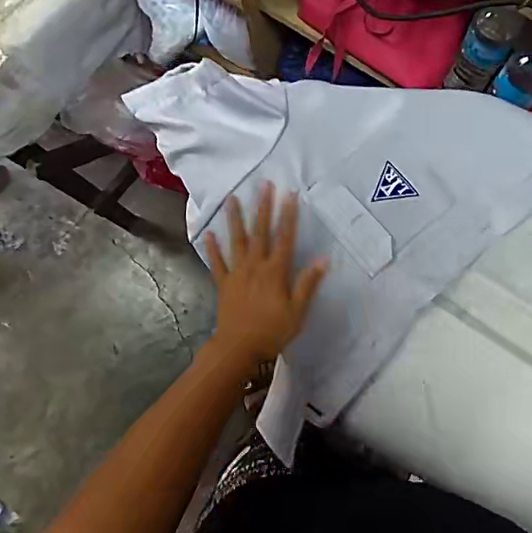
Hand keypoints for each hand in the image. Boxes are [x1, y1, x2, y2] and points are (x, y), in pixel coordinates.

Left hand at [202, 183, 328, 369]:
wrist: (238, 347)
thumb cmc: (272, 331)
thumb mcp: (298, 310)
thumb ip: (308, 283)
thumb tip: (323, 259)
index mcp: (276, 271)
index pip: (285, 237)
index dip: (288, 215)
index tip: (290, 194)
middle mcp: (256, 266)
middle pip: (260, 232)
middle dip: (263, 207)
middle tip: (264, 185)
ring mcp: (237, 273)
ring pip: (236, 241)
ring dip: (235, 219)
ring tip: (232, 198)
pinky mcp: (224, 283)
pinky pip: (217, 263)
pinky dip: (212, 248)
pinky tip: (208, 234)